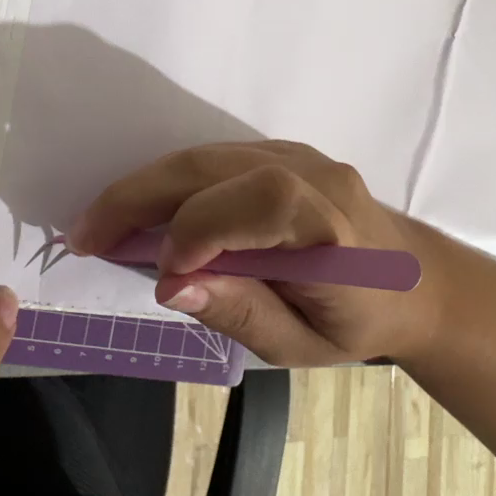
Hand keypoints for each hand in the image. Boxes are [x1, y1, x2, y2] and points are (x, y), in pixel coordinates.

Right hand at [67, 141, 446, 365]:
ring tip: (98, 224)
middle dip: (137, 197)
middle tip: (83, 235)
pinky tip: (138, 210)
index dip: (200, 229)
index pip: (260, 204)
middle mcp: (315, 177)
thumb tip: (170, 285)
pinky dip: (163, 181)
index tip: (162, 274)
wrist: (412, 279)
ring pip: (198, 156)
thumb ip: (240, 312)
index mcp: (333, 232)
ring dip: (139, 186)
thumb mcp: (301, 346)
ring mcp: (295, 154)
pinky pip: (207, 158)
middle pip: (210, 168)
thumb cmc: (355, 323)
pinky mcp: (276, 150)